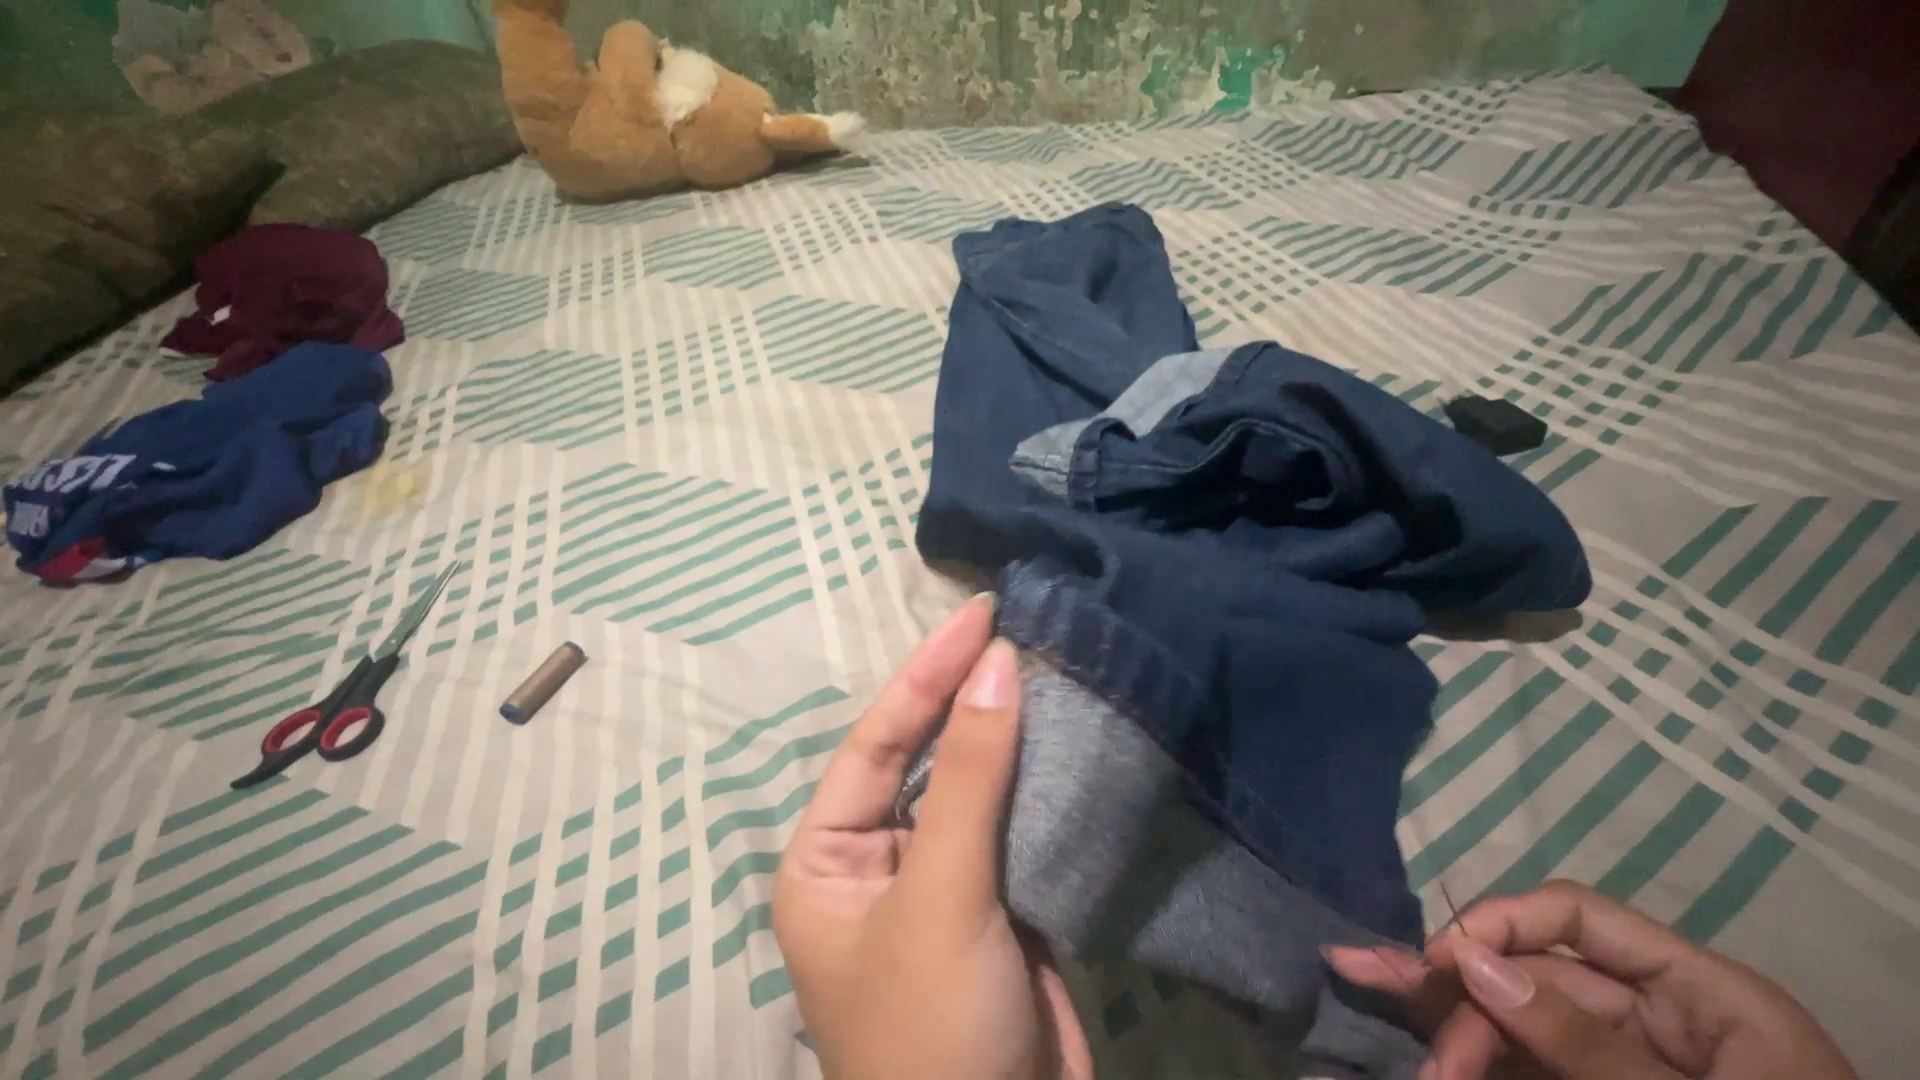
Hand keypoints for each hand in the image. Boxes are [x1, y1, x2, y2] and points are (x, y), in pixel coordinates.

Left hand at [773, 595, 1092, 1079]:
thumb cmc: (931, 1028)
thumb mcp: (941, 895)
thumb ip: (968, 779)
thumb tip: (995, 666)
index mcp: (828, 857)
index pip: (876, 742)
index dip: (925, 674)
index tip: (979, 615)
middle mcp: (876, 860)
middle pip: (922, 756)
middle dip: (961, 693)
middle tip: (1010, 624)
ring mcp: (941, 881)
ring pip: (972, 785)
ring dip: (1006, 730)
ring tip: (1041, 661)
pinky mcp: (999, 903)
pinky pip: (1013, 822)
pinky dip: (1039, 779)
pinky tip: (1065, 732)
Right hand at [1325, 880, 1854, 1079]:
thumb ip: (1581, 1039)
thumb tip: (1469, 959)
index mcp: (1700, 994)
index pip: (1575, 918)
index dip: (1501, 922)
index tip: (1441, 958)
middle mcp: (1651, 1015)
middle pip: (1528, 976)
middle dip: (1461, 998)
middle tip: (1379, 998)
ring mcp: (1617, 1062)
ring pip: (1512, 1022)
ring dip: (1455, 1036)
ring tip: (1406, 1049)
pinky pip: (1520, 1066)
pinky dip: (1478, 1064)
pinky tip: (1435, 1060)